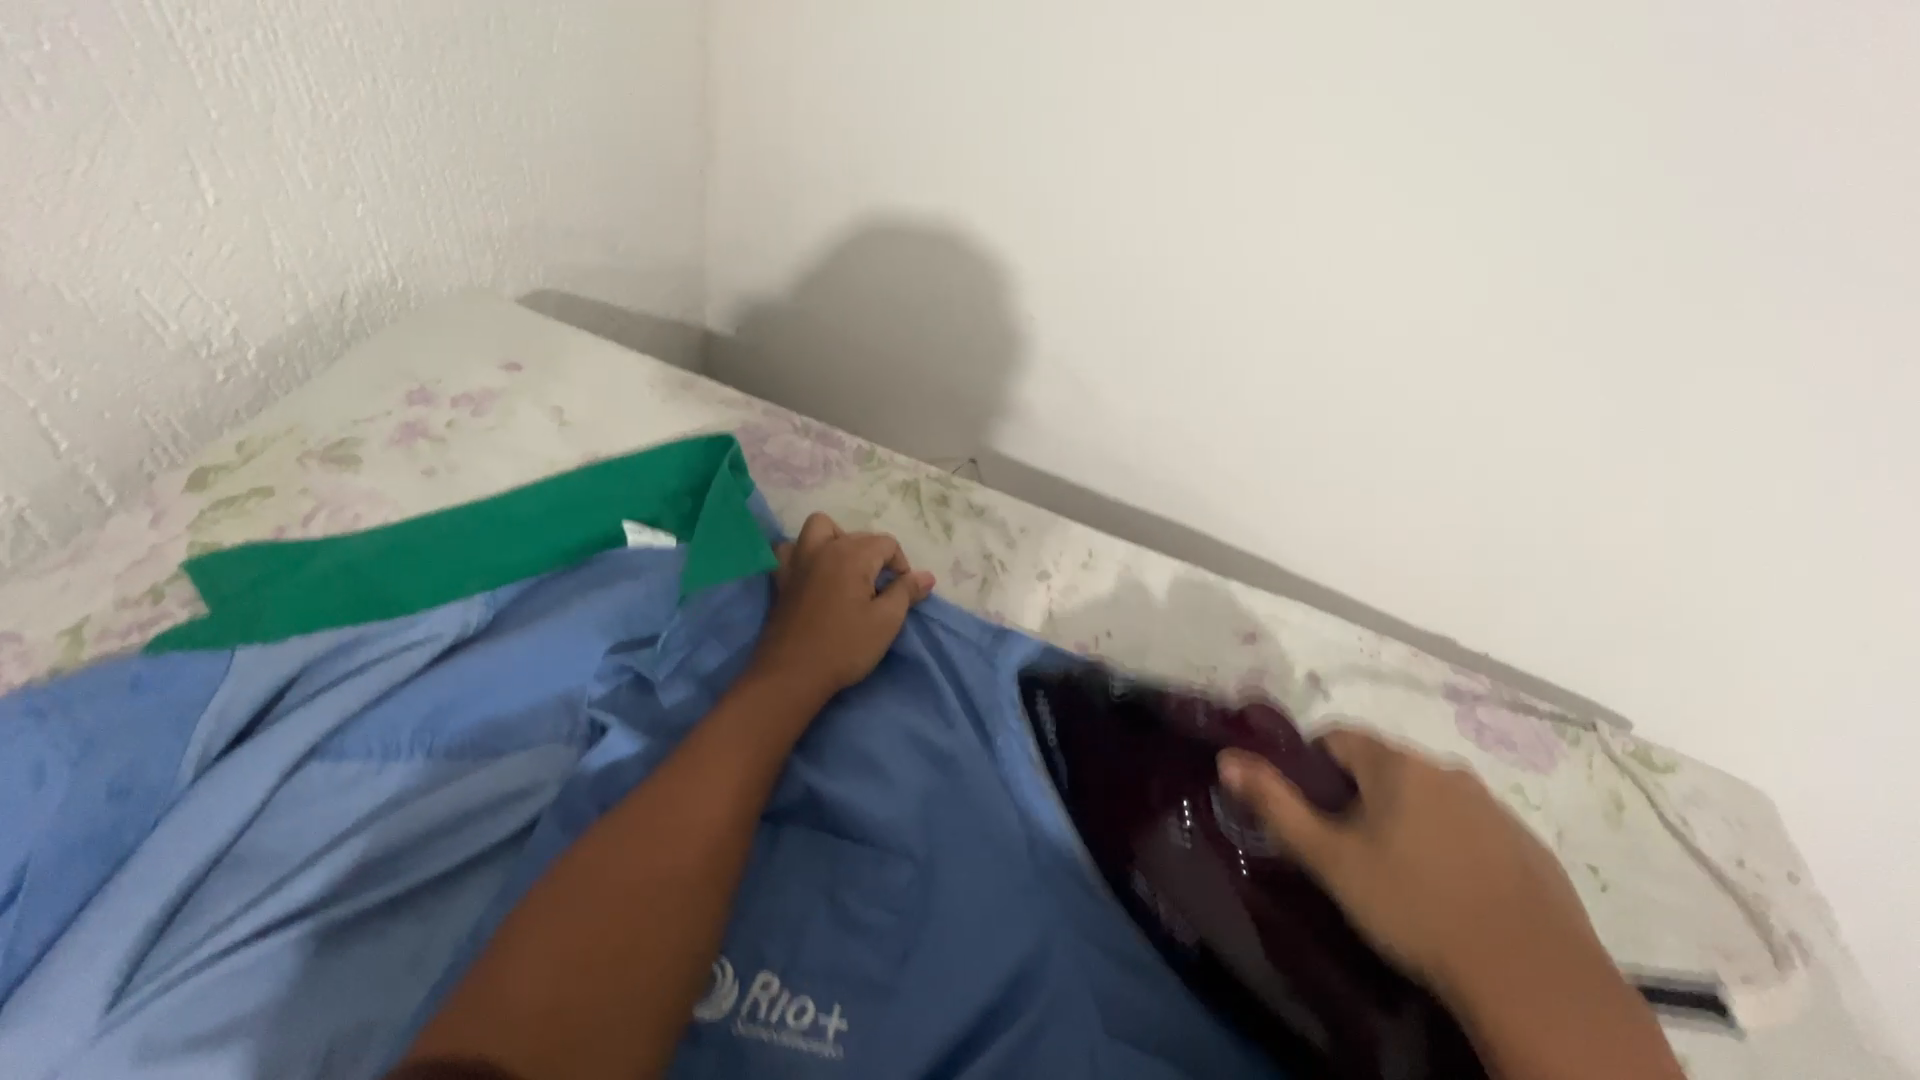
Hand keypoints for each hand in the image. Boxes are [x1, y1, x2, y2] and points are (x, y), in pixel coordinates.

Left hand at [749, 513, 935, 703]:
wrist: (792, 673)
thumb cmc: (845, 647)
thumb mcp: (886, 621)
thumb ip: (906, 592)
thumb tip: (926, 576)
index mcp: (852, 555)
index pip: (886, 543)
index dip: (901, 565)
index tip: (902, 593)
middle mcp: (824, 548)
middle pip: (858, 536)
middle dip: (875, 556)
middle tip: (880, 590)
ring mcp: (798, 561)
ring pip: (820, 528)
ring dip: (837, 540)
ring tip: (846, 569)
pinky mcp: (781, 578)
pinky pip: (791, 549)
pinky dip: (803, 553)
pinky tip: (812, 573)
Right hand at [1217, 728, 1605, 999]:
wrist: (1529, 976)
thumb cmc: (1411, 906)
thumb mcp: (1329, 859)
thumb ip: (1275, 804)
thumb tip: (1228, 758)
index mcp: (1396, 764)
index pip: (1335, 736)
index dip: (1309, 766)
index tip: (1305, 812)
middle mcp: (1447, 770)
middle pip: (1382, 767)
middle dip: (1354, 796)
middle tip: (1343, 852)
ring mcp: (1494, 806)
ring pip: (1427, 798)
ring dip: (1402, 820)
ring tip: (1395, 878)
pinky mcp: (1526, 844)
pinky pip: (1468, 828)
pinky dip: (1446, 844)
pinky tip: (1445, 893)